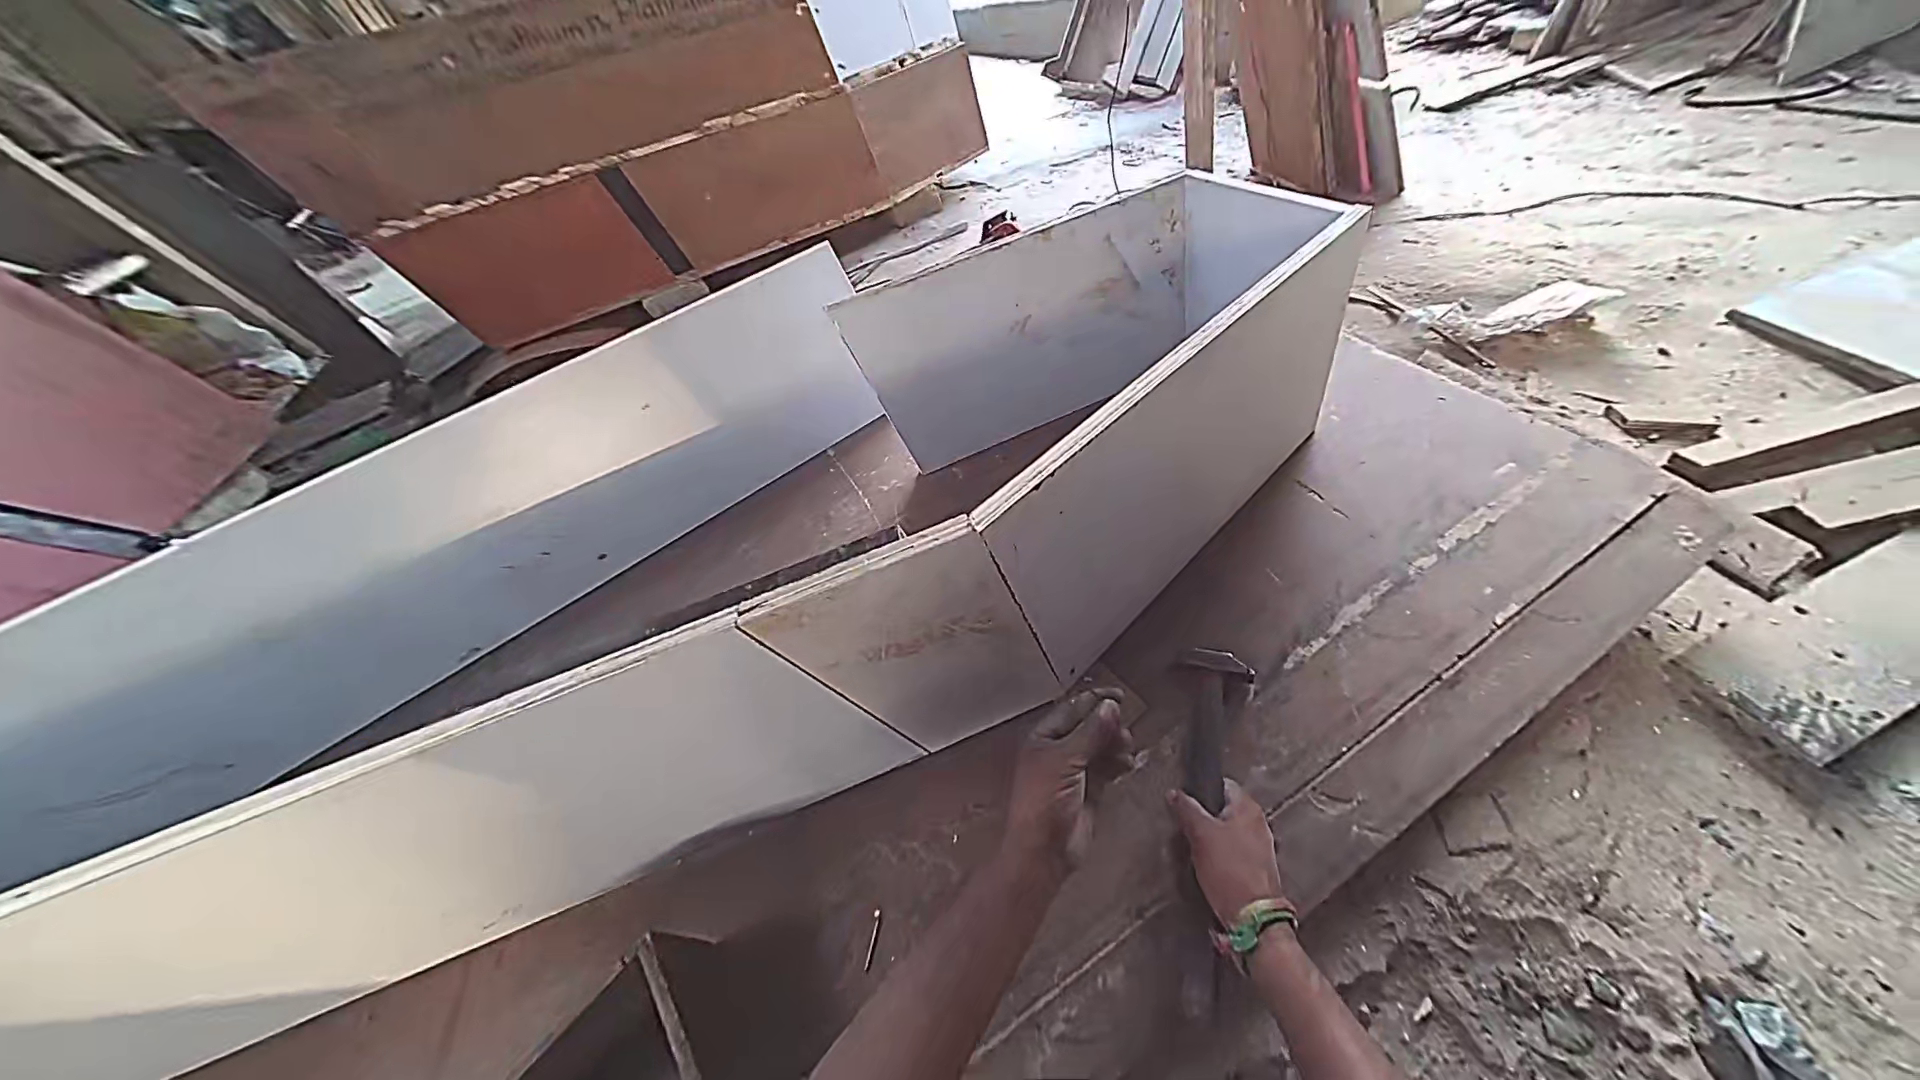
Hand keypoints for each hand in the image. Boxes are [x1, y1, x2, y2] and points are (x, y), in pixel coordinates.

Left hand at [1003, 690, 1131, 872]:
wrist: (1043, 851)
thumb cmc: (1044, 800)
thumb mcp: (1065, 760)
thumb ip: (1090, 732)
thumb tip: (1110, 706)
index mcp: (1044, 737)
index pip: (1072, 709)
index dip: (1095, 701)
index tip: (1120, 696)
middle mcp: (1058, 750)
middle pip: (1089, 727)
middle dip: (1108, 726)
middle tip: (1125, 733)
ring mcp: (1074, 770)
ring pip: (1101, 747)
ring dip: (1115, 744)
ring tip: (1126, 750)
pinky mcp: (1089, 790)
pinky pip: (1107, 768)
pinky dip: (1118, 763)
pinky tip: (1127, 764)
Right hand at [1167, 779, 1289, 924]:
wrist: (1253, 917)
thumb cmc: (1228, 869)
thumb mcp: (1200, 834)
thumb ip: (1186, 809)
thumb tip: (1175, 793)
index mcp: (1249, 808)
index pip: (1223, 784)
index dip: (1201, 789)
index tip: (1184, 799)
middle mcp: (1259, 823)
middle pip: (1224, 808)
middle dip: (1204, 814)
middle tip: (1185, 823)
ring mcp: (1260, 845)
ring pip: (1228, 829)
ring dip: (1211, 834)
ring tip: (1193, 844)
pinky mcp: (1257, 866)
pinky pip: (1233, 849)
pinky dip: (1220, 851)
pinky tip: (1208, 862)